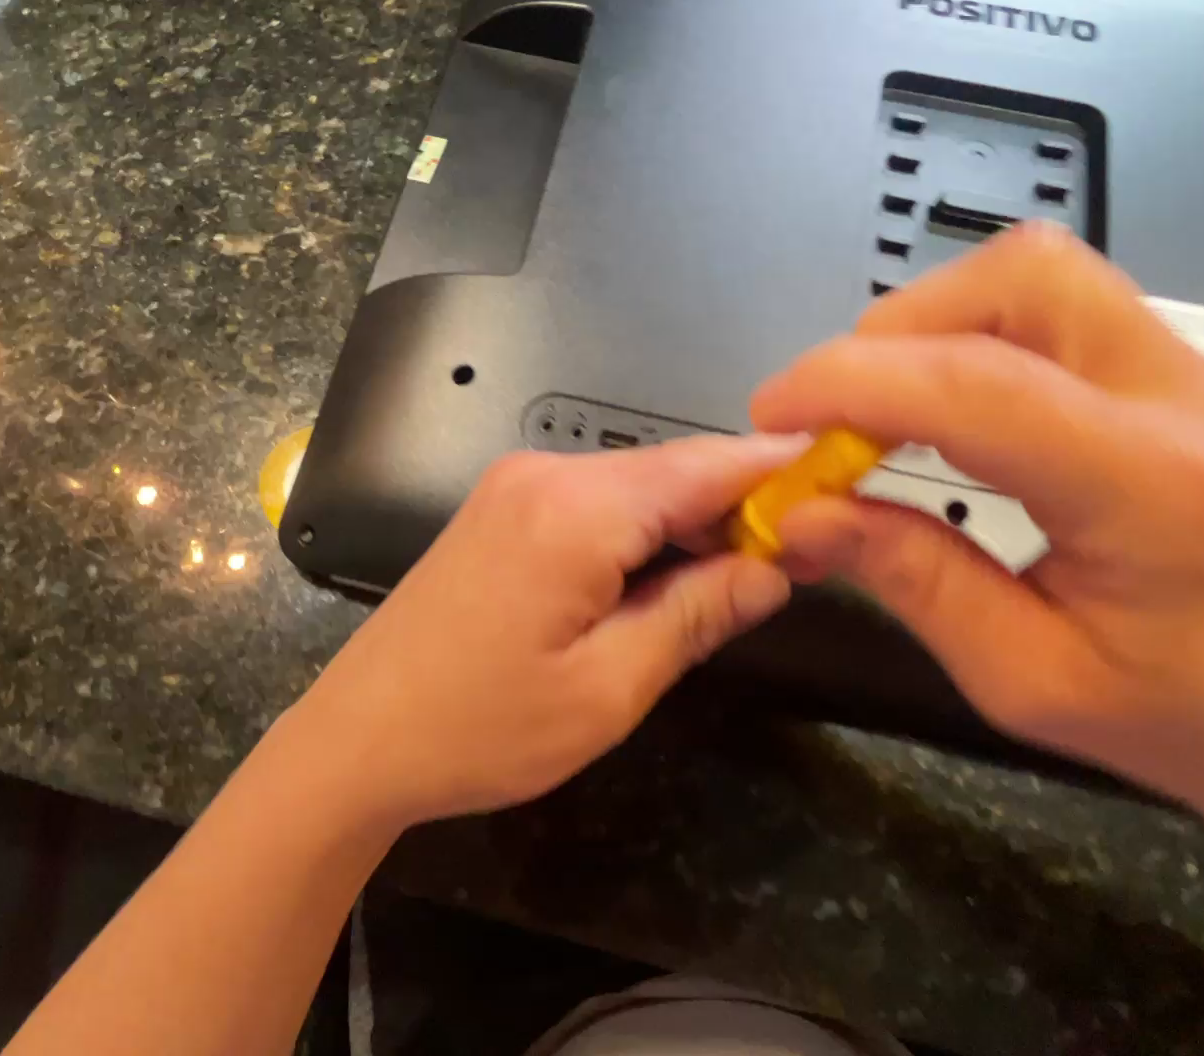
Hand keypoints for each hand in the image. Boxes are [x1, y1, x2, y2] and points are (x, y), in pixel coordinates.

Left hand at [281, 435, 802, 829]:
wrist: (358, 738)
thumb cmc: (482, 728)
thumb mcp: (608, 688)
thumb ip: (696, 615)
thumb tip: (771, 568)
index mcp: (576, 509)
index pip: (707, 465)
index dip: (780, 470)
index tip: (845, 479)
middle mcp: (542, 475)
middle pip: (669, 472)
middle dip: (737, 507)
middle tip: (803, 554)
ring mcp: (511, 489)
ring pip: (631, 490)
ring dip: (687, 525)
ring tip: (741, 576)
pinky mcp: (495, 513)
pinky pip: (589, 506)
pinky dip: (637, 533)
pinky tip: (662, 576)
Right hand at [751, 223, 1203, 824]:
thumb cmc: (1167, 717)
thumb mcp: (1017, 676)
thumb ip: (909, 579)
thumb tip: (802, 513)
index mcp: (1155, 492)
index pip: (980, 387)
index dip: (852, 383)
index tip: (771, 416)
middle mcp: (1185, 401)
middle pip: (1021, 279)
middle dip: (893, 331)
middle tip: (832, 411)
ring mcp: (1188, 374)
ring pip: (1033, 274)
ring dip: (926, 325)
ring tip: (873, 407)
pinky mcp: (1169, 374)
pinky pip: (1048, 308)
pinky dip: (962, 337)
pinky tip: (930, 407)